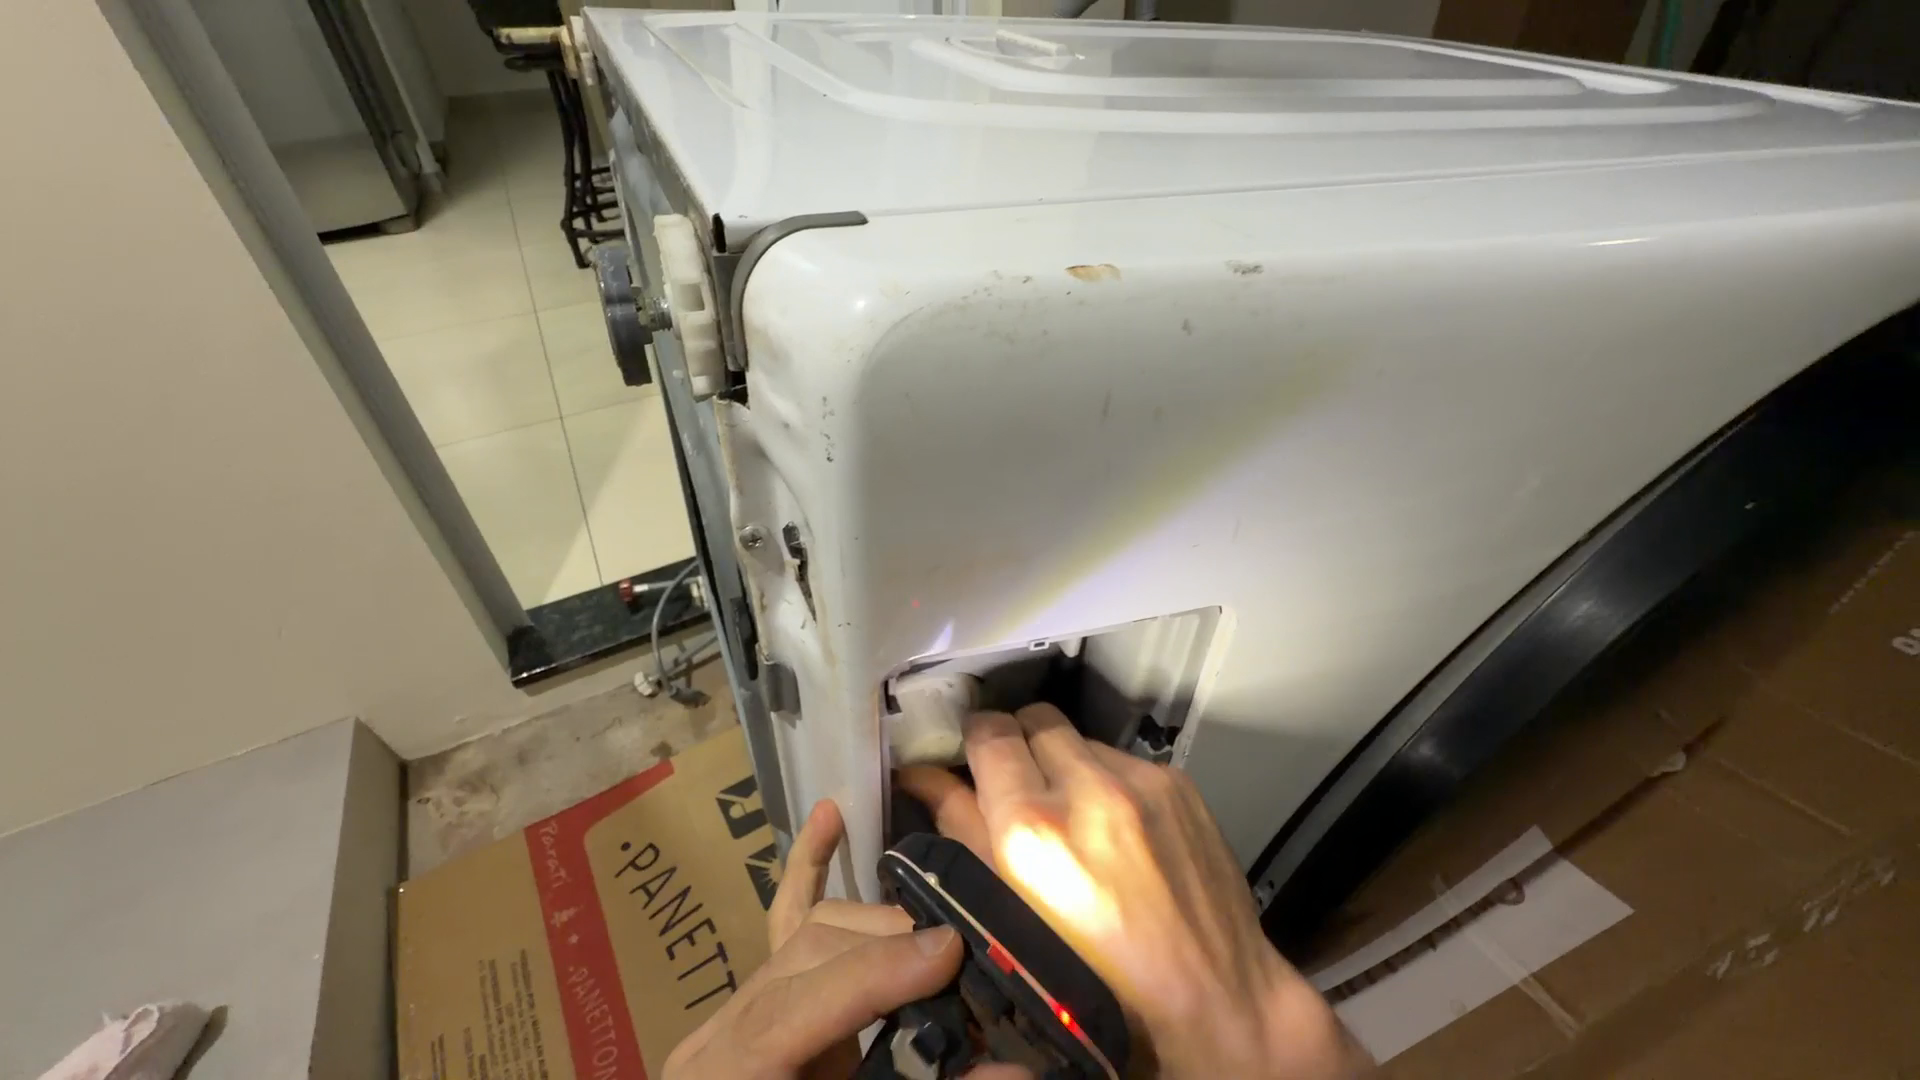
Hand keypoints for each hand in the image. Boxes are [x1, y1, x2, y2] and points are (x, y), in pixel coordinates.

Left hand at [664, 798, 1028, 1079]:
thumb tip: (1020, 1067)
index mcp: (732, 1074)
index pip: (800, 1002)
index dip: (879, 971)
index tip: (949, 951)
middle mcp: (722, 1030)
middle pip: (808, 949)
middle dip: (891, 944)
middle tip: (960, 960)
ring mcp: (734, 1006)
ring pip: (806, 926)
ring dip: (878, 924)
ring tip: (935, 941)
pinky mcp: (756, 999)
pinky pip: (784, 918)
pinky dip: (810, 864)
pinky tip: (830, 816)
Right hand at [899, 706, 1372, 1079]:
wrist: (1214, 1001)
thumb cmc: (1099, 985)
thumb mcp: (1007, 916)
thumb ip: (962, 831)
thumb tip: (926, 778)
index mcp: (1033, 830)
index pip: (989, 733)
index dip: (975, 738)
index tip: (972, 754)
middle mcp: (1087, 791)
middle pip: (1034, 718)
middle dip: (1019, 742)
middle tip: (1020, 782)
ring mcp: (1139, 782)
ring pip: (1079, 736)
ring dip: (1064, 761)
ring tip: (1074, 815)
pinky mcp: (1177, 783)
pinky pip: (1121, 757)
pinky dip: (1106, 779)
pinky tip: (1117, 827)